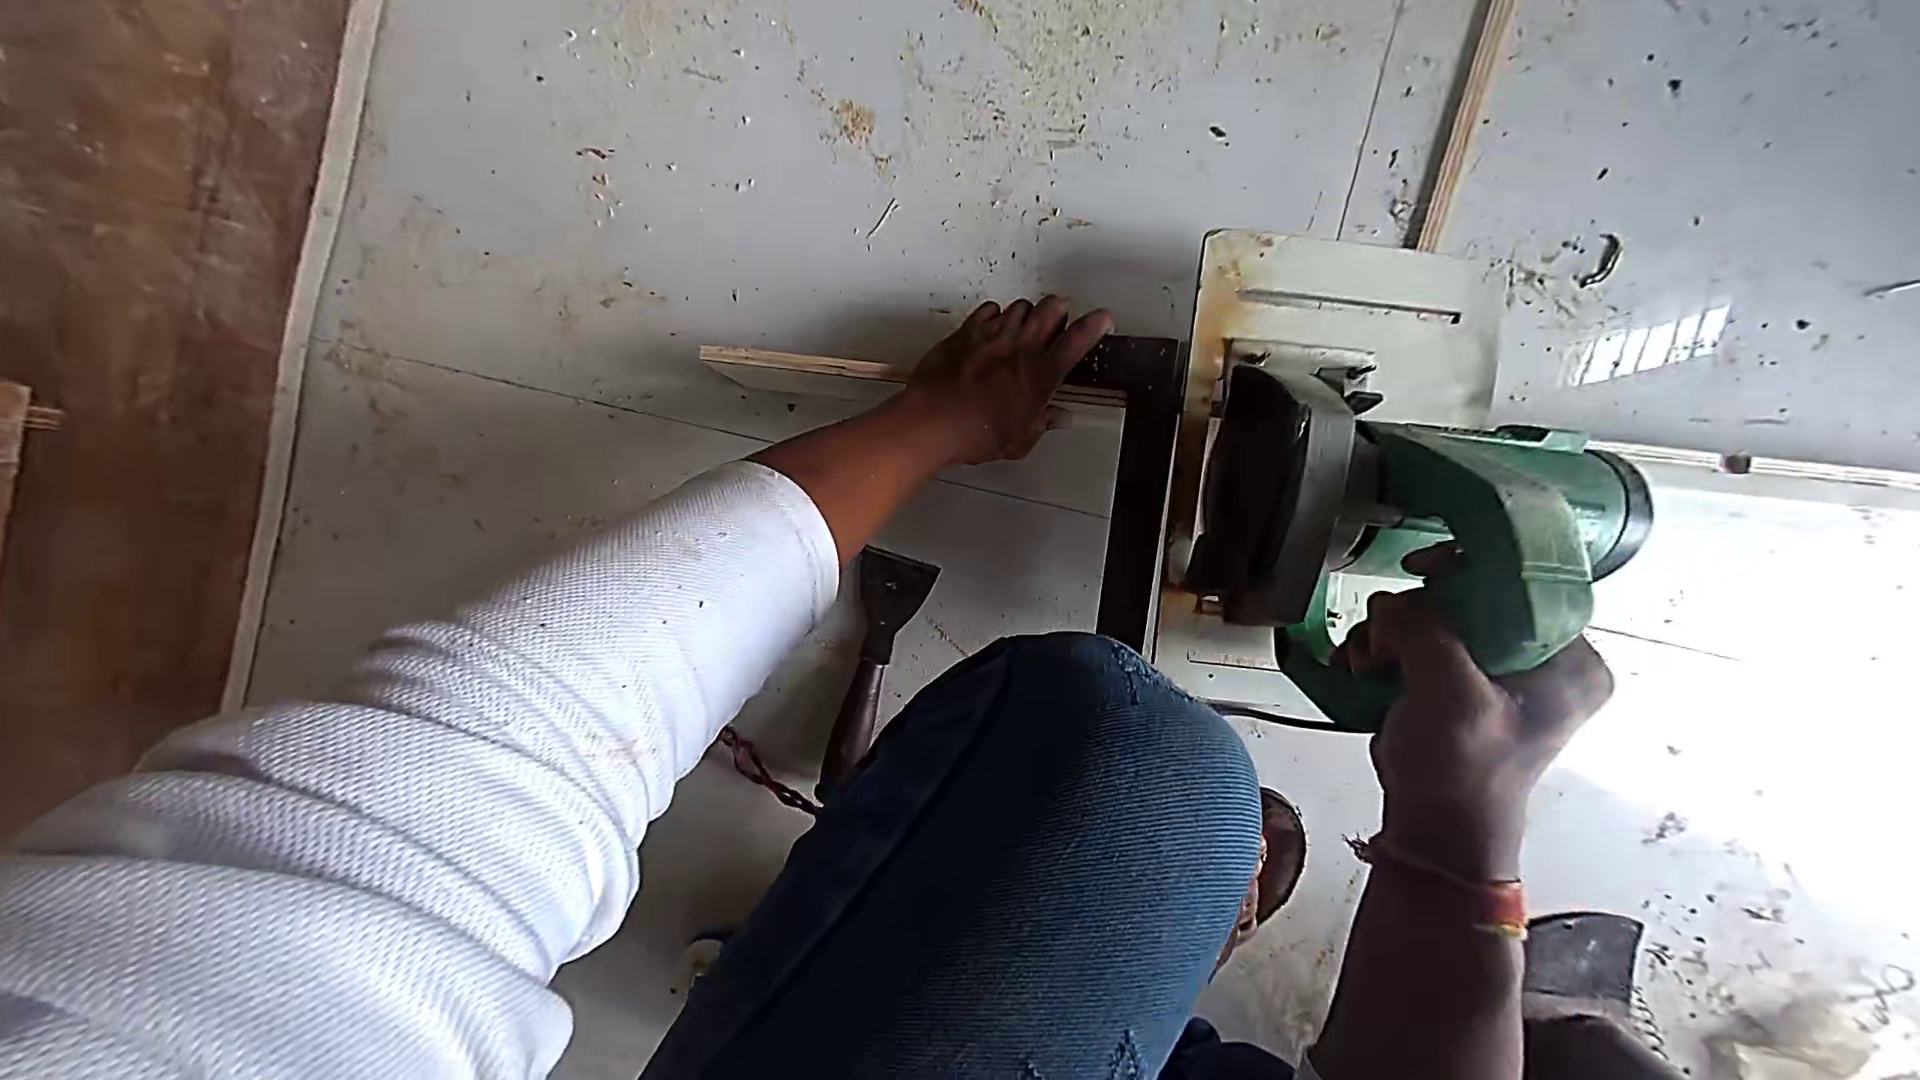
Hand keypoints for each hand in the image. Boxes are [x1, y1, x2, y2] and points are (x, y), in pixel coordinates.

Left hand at [894, 297, 1112, 465]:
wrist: (932, 423)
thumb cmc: (974, 434)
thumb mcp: (1019, 440)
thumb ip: (1043, 423)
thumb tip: (1059, 417)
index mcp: (1040, 374)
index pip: (1078, 339)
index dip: (1096, 325)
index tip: (1103, 320)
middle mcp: (1020, 347)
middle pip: (1052, 308)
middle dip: (1061, 312)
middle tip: (1058, 325)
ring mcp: (992, 335)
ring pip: (1021, 306)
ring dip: (1028, 315)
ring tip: (1023, 332)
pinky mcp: (966, 332)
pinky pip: (989, 310)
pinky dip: (996, 316)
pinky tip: (993, 332)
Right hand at [1332, 546, 1613, 881]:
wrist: (1434, 824)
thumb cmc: (1461, 767)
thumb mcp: (1451, 696)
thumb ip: (1425, 634)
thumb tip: (1391, 602)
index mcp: (1566, 661)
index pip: (1522, 586)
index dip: (1469, 569)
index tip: (1419, 569)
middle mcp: (1532, 659)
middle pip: (1462, 599)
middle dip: (1411, 616)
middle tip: (1384, 646)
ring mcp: (1487, 671)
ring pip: (1426, 618)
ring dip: (1385, 634)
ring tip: (1368, 666)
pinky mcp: (1448, 681)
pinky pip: (1408, 640)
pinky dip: (1378, 648)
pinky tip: (1360, 668)